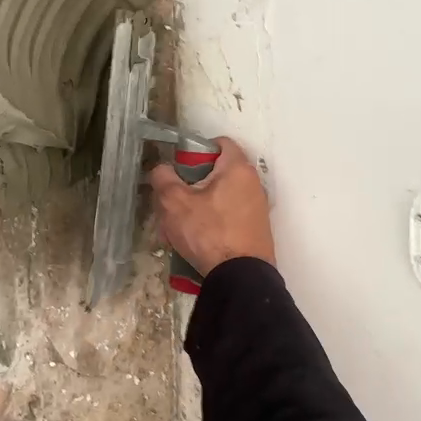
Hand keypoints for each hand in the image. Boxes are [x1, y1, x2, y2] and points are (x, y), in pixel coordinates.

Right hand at [149, 136, 274, 276]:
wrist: (240, 278)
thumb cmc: (207, 231)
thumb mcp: (173, 201)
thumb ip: (163, 178)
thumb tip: (163, 170)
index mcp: (237, 169)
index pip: (219, 142)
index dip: (195, 149)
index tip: (178, 167)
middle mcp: (253, 184)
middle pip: (216, 172)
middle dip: (191, 183)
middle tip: (172, 199)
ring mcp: (257, 209)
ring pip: (219, 196)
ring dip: (198, 205)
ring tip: (178, 225)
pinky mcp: (256, 230)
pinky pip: (228, 216)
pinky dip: (211, 221)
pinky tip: (194, 239)